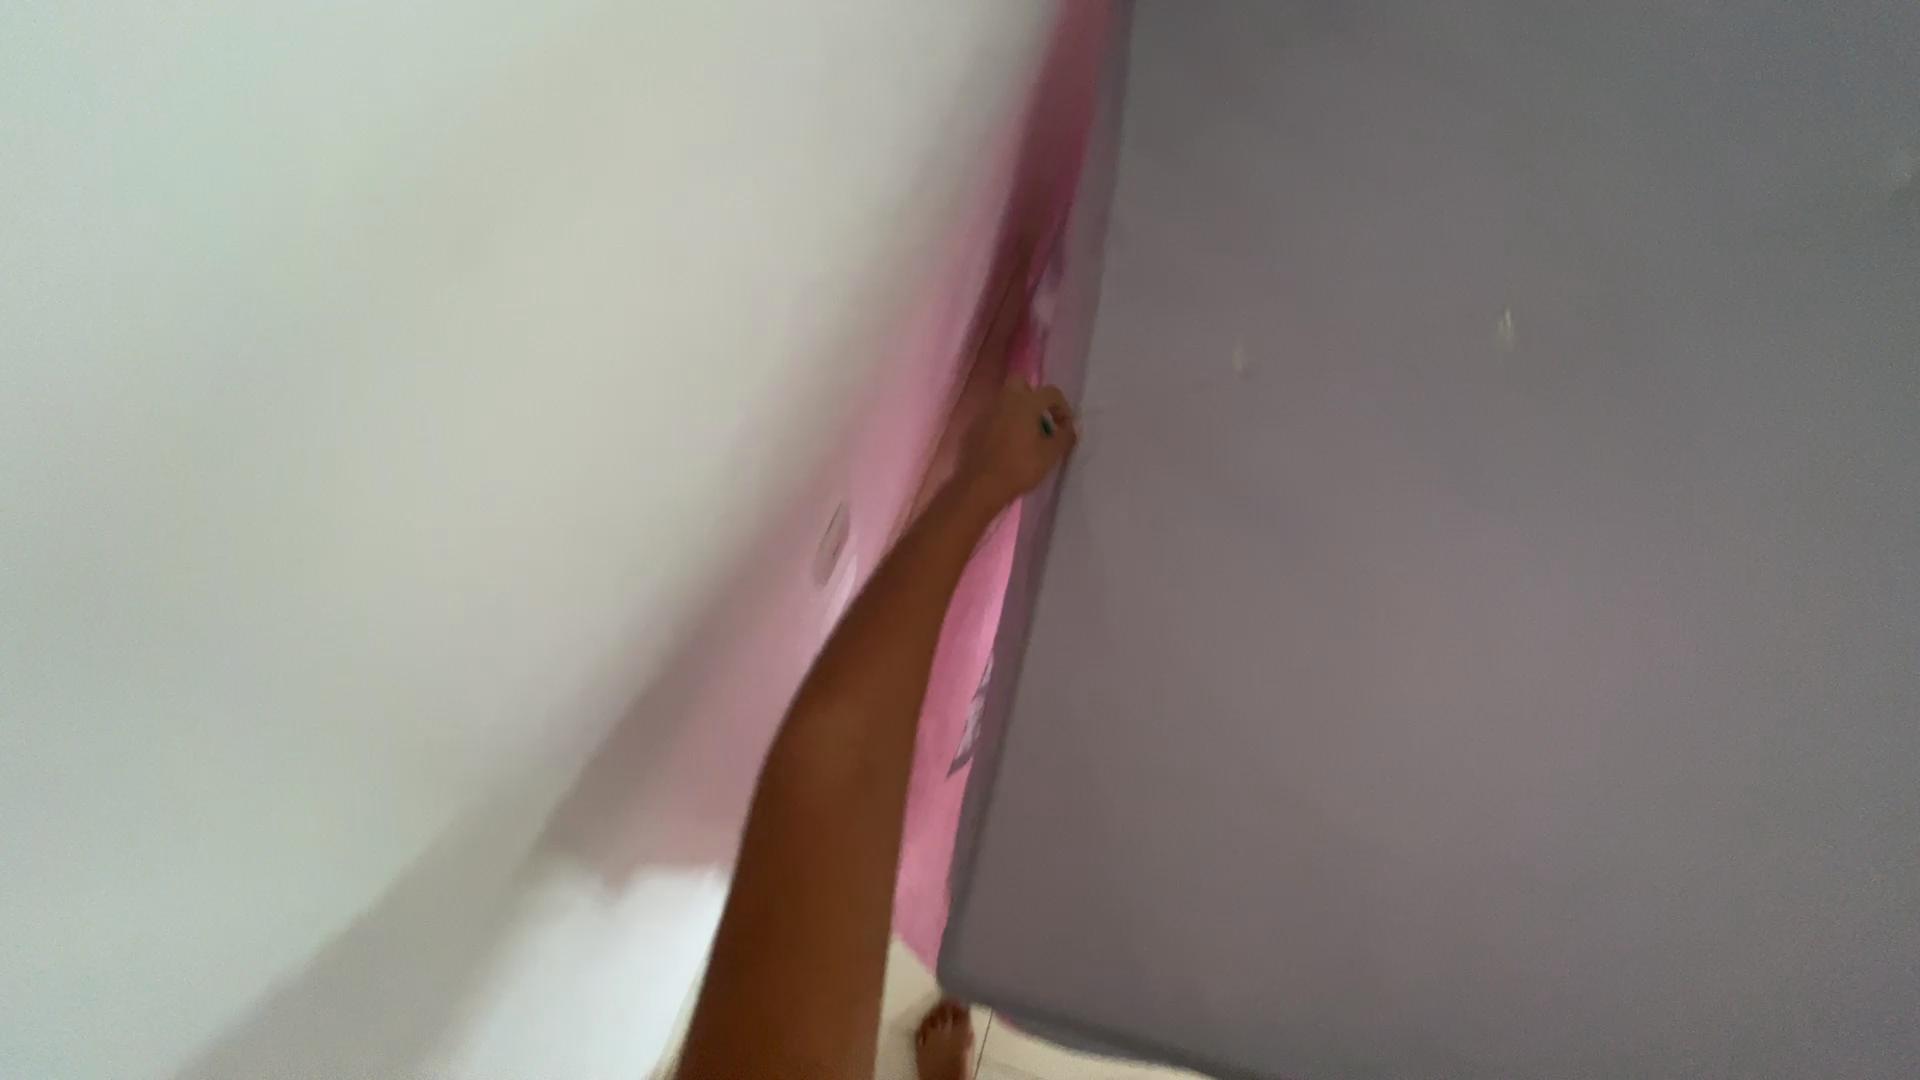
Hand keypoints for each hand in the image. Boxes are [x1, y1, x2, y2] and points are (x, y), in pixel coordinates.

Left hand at [955, 376, 1077, 509]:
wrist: (979, 486)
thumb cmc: (1019, 468)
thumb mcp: (1050, 455)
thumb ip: (1064, 437)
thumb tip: (1070, 428)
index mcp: (1025, 403)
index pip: (1050, 392)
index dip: (1062, 407)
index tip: (1064, 427)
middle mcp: (1004, 400)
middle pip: (1021, 384)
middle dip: (1034, 398)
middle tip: (1041, 421)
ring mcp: (985, 412)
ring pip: (1004, 401)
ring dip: (1017, 412)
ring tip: (1025, 436)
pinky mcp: (973, 427)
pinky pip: (992, 417)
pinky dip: (1002, 424)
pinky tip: (1005, 445)